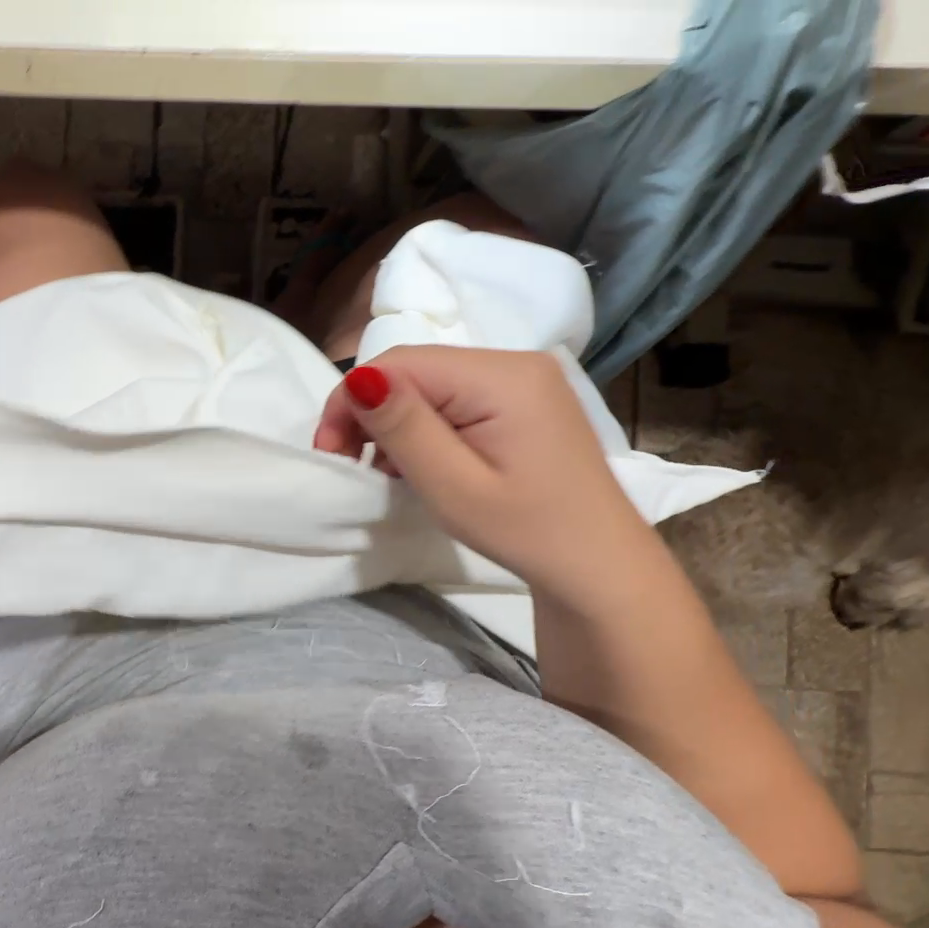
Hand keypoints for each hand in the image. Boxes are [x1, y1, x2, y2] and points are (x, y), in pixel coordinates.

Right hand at [313, 345, 657, 601]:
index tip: (332, 455)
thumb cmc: (524, 530)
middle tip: (350, 465)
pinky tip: (420, 463)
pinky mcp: (522, 400)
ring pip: (427, 383)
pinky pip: (452, 397)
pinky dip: (422, 426)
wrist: (597, 564)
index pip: (398, 364)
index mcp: (501, 377)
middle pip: (412, 368)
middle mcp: (513, 362)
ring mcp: (522, 379)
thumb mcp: (453, 487)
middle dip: (368, 411)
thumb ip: (405, 428)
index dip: (351, 400)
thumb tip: (358, 378)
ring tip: (388, 472)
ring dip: (393, 422)